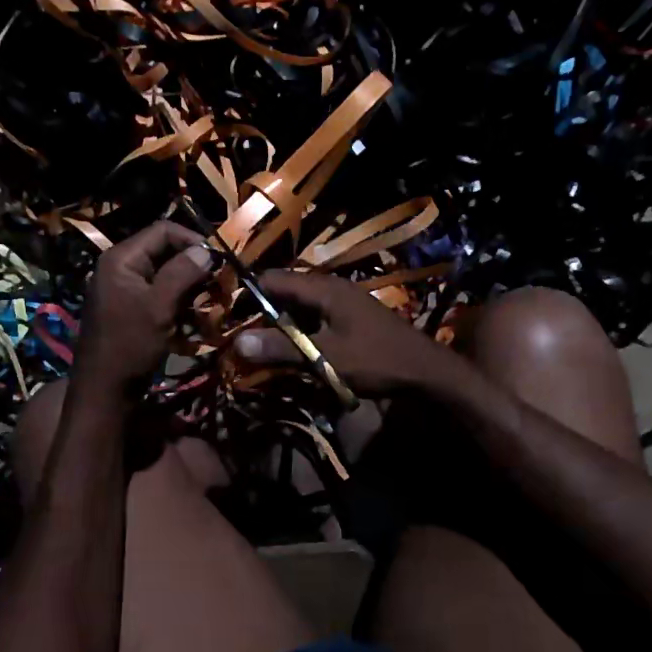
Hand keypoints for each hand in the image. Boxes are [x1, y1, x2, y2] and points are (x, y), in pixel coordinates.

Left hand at [75, 221, 213, 391]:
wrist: (104, 392)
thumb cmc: (129, 346)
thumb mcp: (159, 307)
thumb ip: (183, 273)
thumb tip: (207, 250)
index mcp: (120, 259)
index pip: (163, 231)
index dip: (194, 239)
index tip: (221, 259)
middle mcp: (120, 268)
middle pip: (165, 252)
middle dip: (195, 265)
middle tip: (220, 283)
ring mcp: (124, 290)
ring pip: (166, 276)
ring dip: (191, 287)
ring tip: (212, 302)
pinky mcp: (131, 311)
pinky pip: (160, 296)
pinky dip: (179, 303)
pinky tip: (196, 319)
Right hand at [231, 271, 463, 395]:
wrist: (426, 372)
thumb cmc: (376, 360)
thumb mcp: (325, 357)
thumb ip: (281, 349)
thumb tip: (236, 343)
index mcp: (324, 289)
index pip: (272, 279)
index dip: (247, 293)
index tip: (224, 314)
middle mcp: (331, 289)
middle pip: (283, 292)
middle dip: (259, 313)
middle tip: (236, 335)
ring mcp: (342, 303)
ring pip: (297, 307)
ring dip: (278, 325)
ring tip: (256, 346)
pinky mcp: (349, 319)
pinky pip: (313, 319)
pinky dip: (297, 332)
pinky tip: (288, 351)